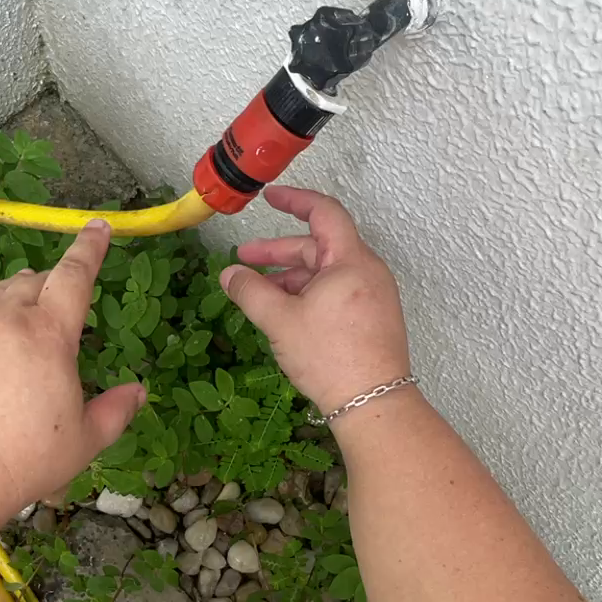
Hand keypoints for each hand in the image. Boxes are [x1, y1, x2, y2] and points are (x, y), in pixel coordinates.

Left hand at [0, 221, 145, 522]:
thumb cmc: (22, 459)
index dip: (90, 249)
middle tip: (62, 300)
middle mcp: (6, 319)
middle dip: (53, 283)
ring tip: (24, 293)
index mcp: (49, 334)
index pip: (74, 276)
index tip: (99, 228)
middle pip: (34, 282)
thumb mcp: (83, 441)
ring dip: (15, 289)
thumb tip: (138, 392)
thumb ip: (115, 411)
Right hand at [219, 185, 412, 414]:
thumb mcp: (280, 320)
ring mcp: (373, 295)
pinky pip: (337, 293)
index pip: (324, 212)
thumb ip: (250, 291)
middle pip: (319, 247)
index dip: (294, 200)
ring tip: (259, 294)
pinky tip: (287, 312)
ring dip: (291, 278)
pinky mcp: (373, 318)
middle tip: (245, 259)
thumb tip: (228, 275)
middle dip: (279, 253)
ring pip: (326, 273)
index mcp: (351, 260)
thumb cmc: (329, 356)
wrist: (373, 402)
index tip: (270, 199)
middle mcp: (367, 271)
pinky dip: (309, 294)